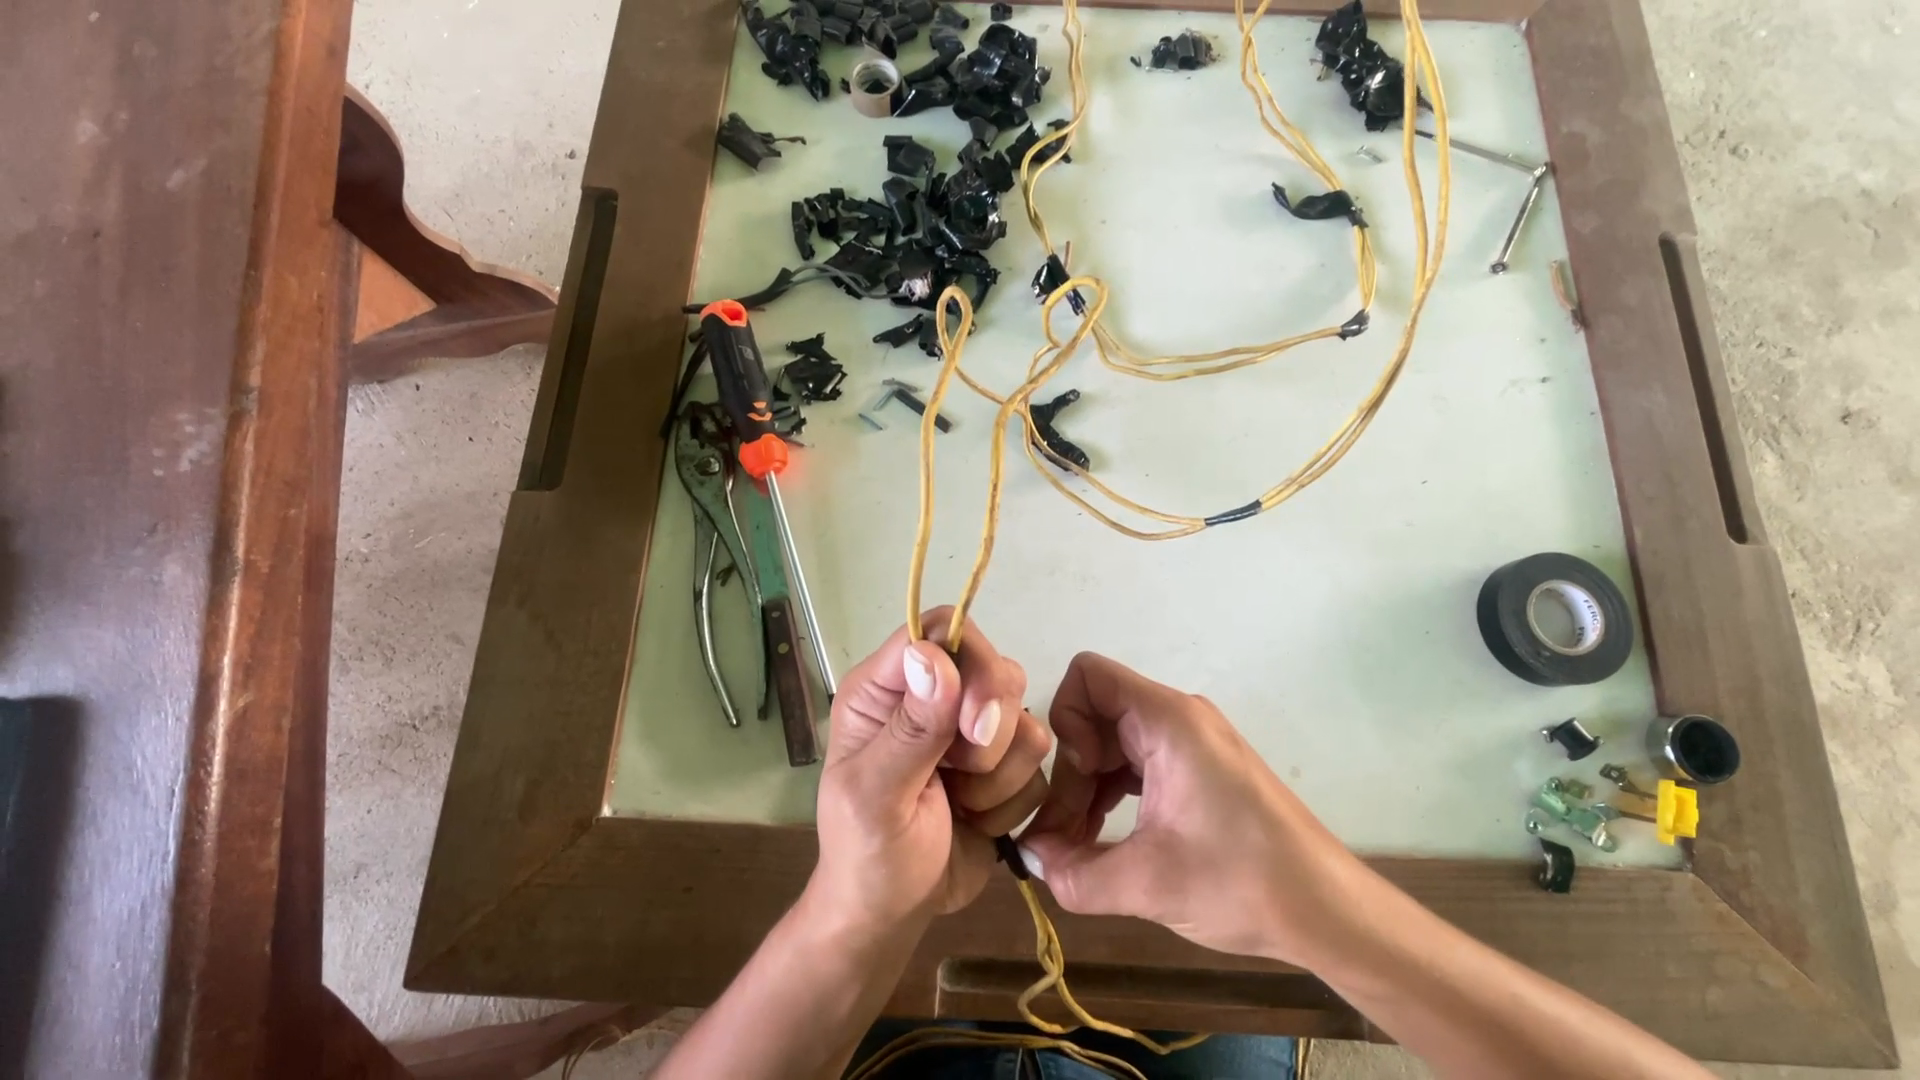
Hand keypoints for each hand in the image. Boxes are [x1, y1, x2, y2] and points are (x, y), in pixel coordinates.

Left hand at [809, 610, 1053, 937]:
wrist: (894, 914)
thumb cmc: (867, 854)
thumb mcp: (874, 795)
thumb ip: (910, 729)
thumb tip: (934, 656)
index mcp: (884, 689)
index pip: (939, 630)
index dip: (970, 663)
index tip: (973, 721)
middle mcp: (931, 698)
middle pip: (994, 668)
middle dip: (991, 728)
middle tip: (964, 772)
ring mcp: (969, 733)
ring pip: (1023, 718)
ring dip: (998, 775)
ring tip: (961, 805)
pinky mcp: (1002, 768)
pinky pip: (1038, 764)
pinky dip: (1011, 801)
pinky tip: (977, 822)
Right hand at [1018, 653, 1374, 966]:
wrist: (1328, 911)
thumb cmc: (1242, 883)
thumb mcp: (1146, 884)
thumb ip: (1073, 873)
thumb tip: (1030, 860)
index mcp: (1168, 721)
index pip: (1087, 676)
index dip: (1066, 722)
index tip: (1078, 780)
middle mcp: (1177, 718)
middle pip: (1094, 717)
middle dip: (1069, 775)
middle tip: (1060, 840)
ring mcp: (1189, 744)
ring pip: (1111, 745)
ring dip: (1086, 792)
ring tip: (1077, 849)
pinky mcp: (1197, 770)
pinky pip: (1135, 765)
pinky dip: (1111, 798)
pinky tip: (1103, 844)